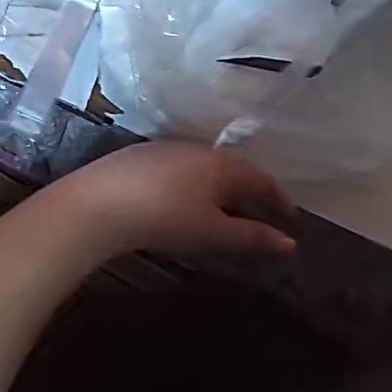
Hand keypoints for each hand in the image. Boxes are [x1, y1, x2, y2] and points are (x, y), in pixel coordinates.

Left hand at [52, 141, 296, 259]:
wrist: (99, 203)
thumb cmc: (165, 218)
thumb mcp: (213, 232)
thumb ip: (253, 236)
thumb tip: (289, 242)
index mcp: (220, 163)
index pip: (261, 178)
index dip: (279, 199)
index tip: (292, 220)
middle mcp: (195, 149)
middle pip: (233, 170)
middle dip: (252, 194)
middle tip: (265, 219)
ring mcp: (164, 149)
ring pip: (205, 168)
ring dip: (223, 189)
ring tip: (229, 213)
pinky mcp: (139, 156)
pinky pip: (181, 169)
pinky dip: (196, 186)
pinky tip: (187, 202)